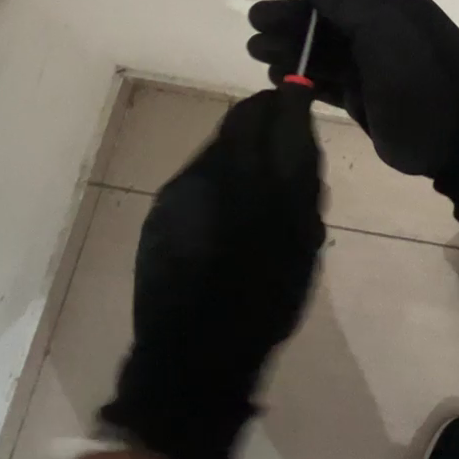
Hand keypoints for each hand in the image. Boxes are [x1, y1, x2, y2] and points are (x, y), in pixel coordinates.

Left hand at [99, 88, 325, 458]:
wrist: (193, 358)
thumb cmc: (261, 298)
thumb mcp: (300, 235)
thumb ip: (300, 174)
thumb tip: (298, 126)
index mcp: (239, 172)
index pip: (261, 112)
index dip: (282, 102)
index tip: (297, 101)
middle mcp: (200, 172)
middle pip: (235, 130)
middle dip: (261, 131)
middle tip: (286, 156)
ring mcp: (174, 195)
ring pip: (216, 158)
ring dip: (240, 164)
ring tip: (260, 204)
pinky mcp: (158, 218)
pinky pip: (197, 187)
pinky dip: (219, 191)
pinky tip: (229, 227)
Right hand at [246, 0, 458, 221]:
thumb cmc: (422, 76)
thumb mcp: (384, 27)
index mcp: (389, 4)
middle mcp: (379, 30)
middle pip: (325, 16)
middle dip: (289, 16)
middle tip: (255, 22)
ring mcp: (371, 67)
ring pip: (321, 49)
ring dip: (289, 46)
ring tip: (257, 50)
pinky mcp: (363, 100)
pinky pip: (326, 81)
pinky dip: (301, 78)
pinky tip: (277, 77)